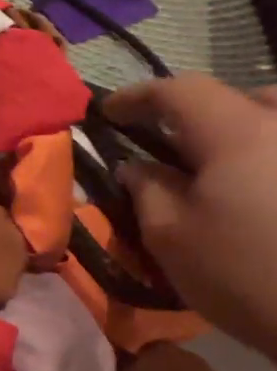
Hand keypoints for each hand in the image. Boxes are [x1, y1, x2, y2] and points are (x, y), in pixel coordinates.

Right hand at [105, 74, 276, 355]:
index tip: (110, 114)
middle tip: (186, 145)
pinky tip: (270, 199)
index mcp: (244, 134)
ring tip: (243, 171)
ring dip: (261, 139)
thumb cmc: (253, 278)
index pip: (182, 91)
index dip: (139, 97)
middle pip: (257, 98)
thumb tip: (140, 166)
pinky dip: (276, 168)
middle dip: (216, 113)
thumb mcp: (170, 237)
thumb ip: (148, 189)